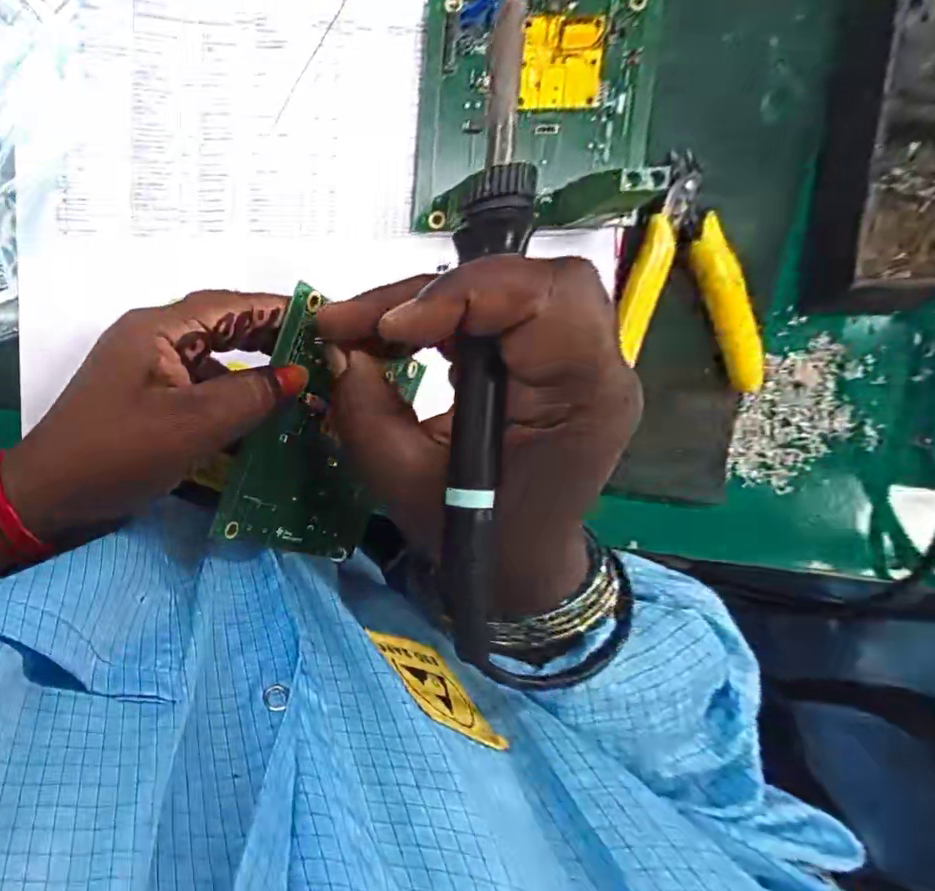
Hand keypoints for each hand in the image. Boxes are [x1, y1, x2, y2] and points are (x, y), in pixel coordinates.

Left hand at [0, 291, 308, 581]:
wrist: (46, 497)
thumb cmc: (115, 455)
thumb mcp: (191, 425)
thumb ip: (249, 395)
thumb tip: (297, 375)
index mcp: (154, 329)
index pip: (229, 304)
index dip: (280, 311)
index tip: (327, 323)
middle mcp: (147, 342)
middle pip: (219, 331)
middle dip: (269, 345)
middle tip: (319, 361)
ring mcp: (141, 376)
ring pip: (206, 367)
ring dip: (247, 380)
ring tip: (296, 397)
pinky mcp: (138, 408)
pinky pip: (190, 396)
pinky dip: (220, 407)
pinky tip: (251, 428)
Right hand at [316, 255, 641, 615]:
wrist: (516, 565)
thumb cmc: (470, 534)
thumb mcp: (401, 479)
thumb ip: (367, 411)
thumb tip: (340, 349)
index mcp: (579, 398)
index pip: (540, 302)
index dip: (457, 298)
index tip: (383, 329)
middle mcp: (595, 365)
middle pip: (529, 281)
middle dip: (432, 291)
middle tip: (352, 320)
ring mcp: (577, 358)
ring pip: (513, 288)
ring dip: (430, 299)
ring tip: (362, 326)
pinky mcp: (548, 360)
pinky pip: (499, 312)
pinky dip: (440, 314)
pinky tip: (395, 334)